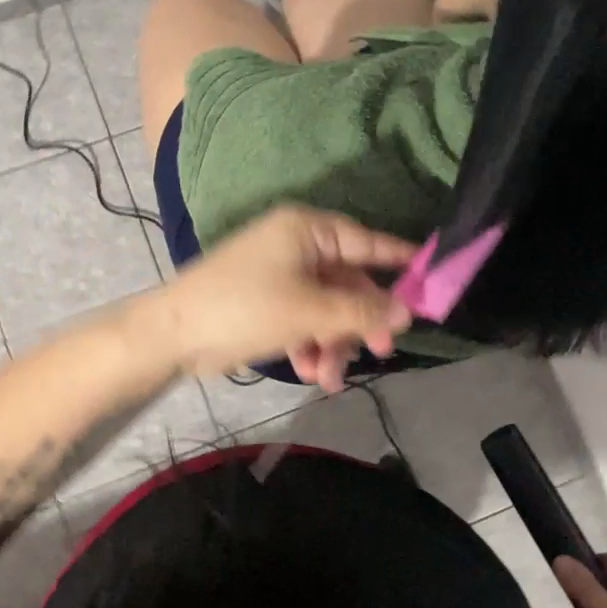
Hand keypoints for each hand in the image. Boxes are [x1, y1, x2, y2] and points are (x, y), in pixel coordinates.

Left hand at [144, 205, 414, 386]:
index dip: (400, 264)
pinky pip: (304, 320)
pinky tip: (310, 372)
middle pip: (349, 284)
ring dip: (333, 343)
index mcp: (307, 230)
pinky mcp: (268, 303)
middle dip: (358, 323)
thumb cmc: (245, 308)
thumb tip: (406, 312)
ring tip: (328, 377)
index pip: (368, 241)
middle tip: (378, 353)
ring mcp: (281, 275)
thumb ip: (362, 312)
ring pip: (328, 309)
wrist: (174, 334)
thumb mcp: (310, 312)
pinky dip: (310, 345)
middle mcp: (297, 246)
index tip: (431, 284)